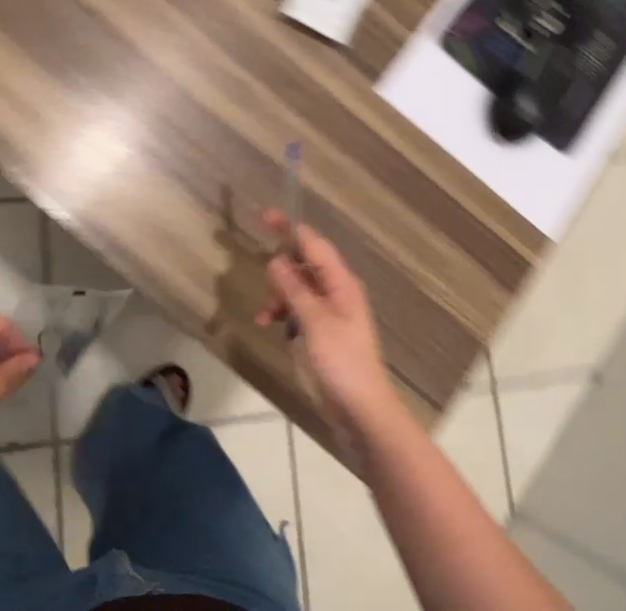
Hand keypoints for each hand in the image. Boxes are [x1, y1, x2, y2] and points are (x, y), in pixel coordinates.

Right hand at [254, 210, 402, 436]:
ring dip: (279, 295)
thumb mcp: (315, 323)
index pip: (313, 244)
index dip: (290, 228)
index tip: (264, 215)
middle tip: (263, 281)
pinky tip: (269, 325)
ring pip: (298, 288)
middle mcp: (337, 291)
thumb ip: (295, 289)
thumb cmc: (342, 363)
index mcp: (342, 283)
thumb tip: (276, 260)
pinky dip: (283, 312)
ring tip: (265, 314)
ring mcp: (331, 312)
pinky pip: (298, 309)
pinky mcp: (323, 331)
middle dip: (281, 269)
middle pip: (304, 264)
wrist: (362, 410)